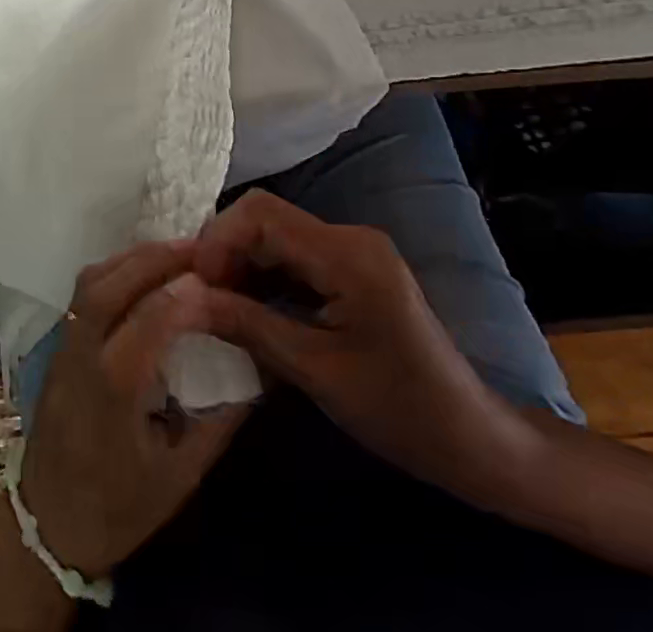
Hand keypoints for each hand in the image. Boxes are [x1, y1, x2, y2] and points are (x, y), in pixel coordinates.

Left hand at [19, 241, 248, 576]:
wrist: (49, 525)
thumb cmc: (119, 508)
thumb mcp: (180, 475)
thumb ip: (219, 420)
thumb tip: (257, 370)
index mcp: (110, 393)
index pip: (145, 324)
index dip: (182, 296)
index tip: (217, 281)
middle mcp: (79, 359)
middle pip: (106, 289)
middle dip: (154, 259)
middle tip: (201, 247)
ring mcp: (61, 350)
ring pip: (88, 284)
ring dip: (131, 259)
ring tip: (176, 253)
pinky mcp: (55, 349)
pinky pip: (80, 295)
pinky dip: (113, 272)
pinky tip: (142, 274)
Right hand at [194, 191, 536, 495]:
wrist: (472, 437)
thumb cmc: (400, 409)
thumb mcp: (315, 369)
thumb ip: (245, 325)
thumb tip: (179, 297)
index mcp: (348, 254)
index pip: (260, 214)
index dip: (216, 242)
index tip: (192, 289)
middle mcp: (349, 238)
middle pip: (263, 219)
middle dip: (222, 254)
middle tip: (196, 301)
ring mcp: (352, 252)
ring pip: (273, 237)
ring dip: (238, 267)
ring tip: (213, 309)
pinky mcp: (349, 270)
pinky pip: (291, 258)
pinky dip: (261, 278)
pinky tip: (244, 311)